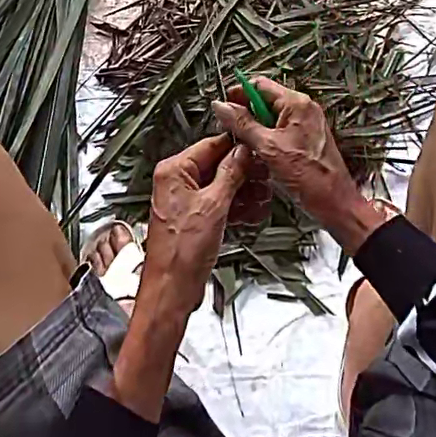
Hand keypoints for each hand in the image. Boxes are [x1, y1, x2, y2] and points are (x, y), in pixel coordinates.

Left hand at [112, 134, 250, 422]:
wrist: (172, 291)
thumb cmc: (181, 253)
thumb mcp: (215, 205)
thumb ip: (231, 174)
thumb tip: (242, 153)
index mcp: (173, 171)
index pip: (210, 145)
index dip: (236, 147)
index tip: (256, 149)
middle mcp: (175, 182)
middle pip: (215, 165)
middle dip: (242, 171)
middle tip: (264, 174)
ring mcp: (183, 201)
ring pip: (218, 185)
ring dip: (241, 190)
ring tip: (262, 194)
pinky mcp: (191, 218)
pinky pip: (216, 203)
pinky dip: (233, 206)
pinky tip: (251, 210)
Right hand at [212, 77, 391, 252]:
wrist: (335, 204)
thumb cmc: (311, 178)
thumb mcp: (268, 148)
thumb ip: (242, 124)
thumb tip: (223, 107)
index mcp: (297, 103)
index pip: (259, 84)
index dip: (238, 94)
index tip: (224, 106)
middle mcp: (304, 109)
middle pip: (264, 99)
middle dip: (245, 113)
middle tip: (232, 128)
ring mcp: (306, 123)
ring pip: (271, 116)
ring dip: (255, 128)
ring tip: (246, 144)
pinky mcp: (306, 139)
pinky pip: (280, 129)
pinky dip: (266, 138)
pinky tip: (261, 154)